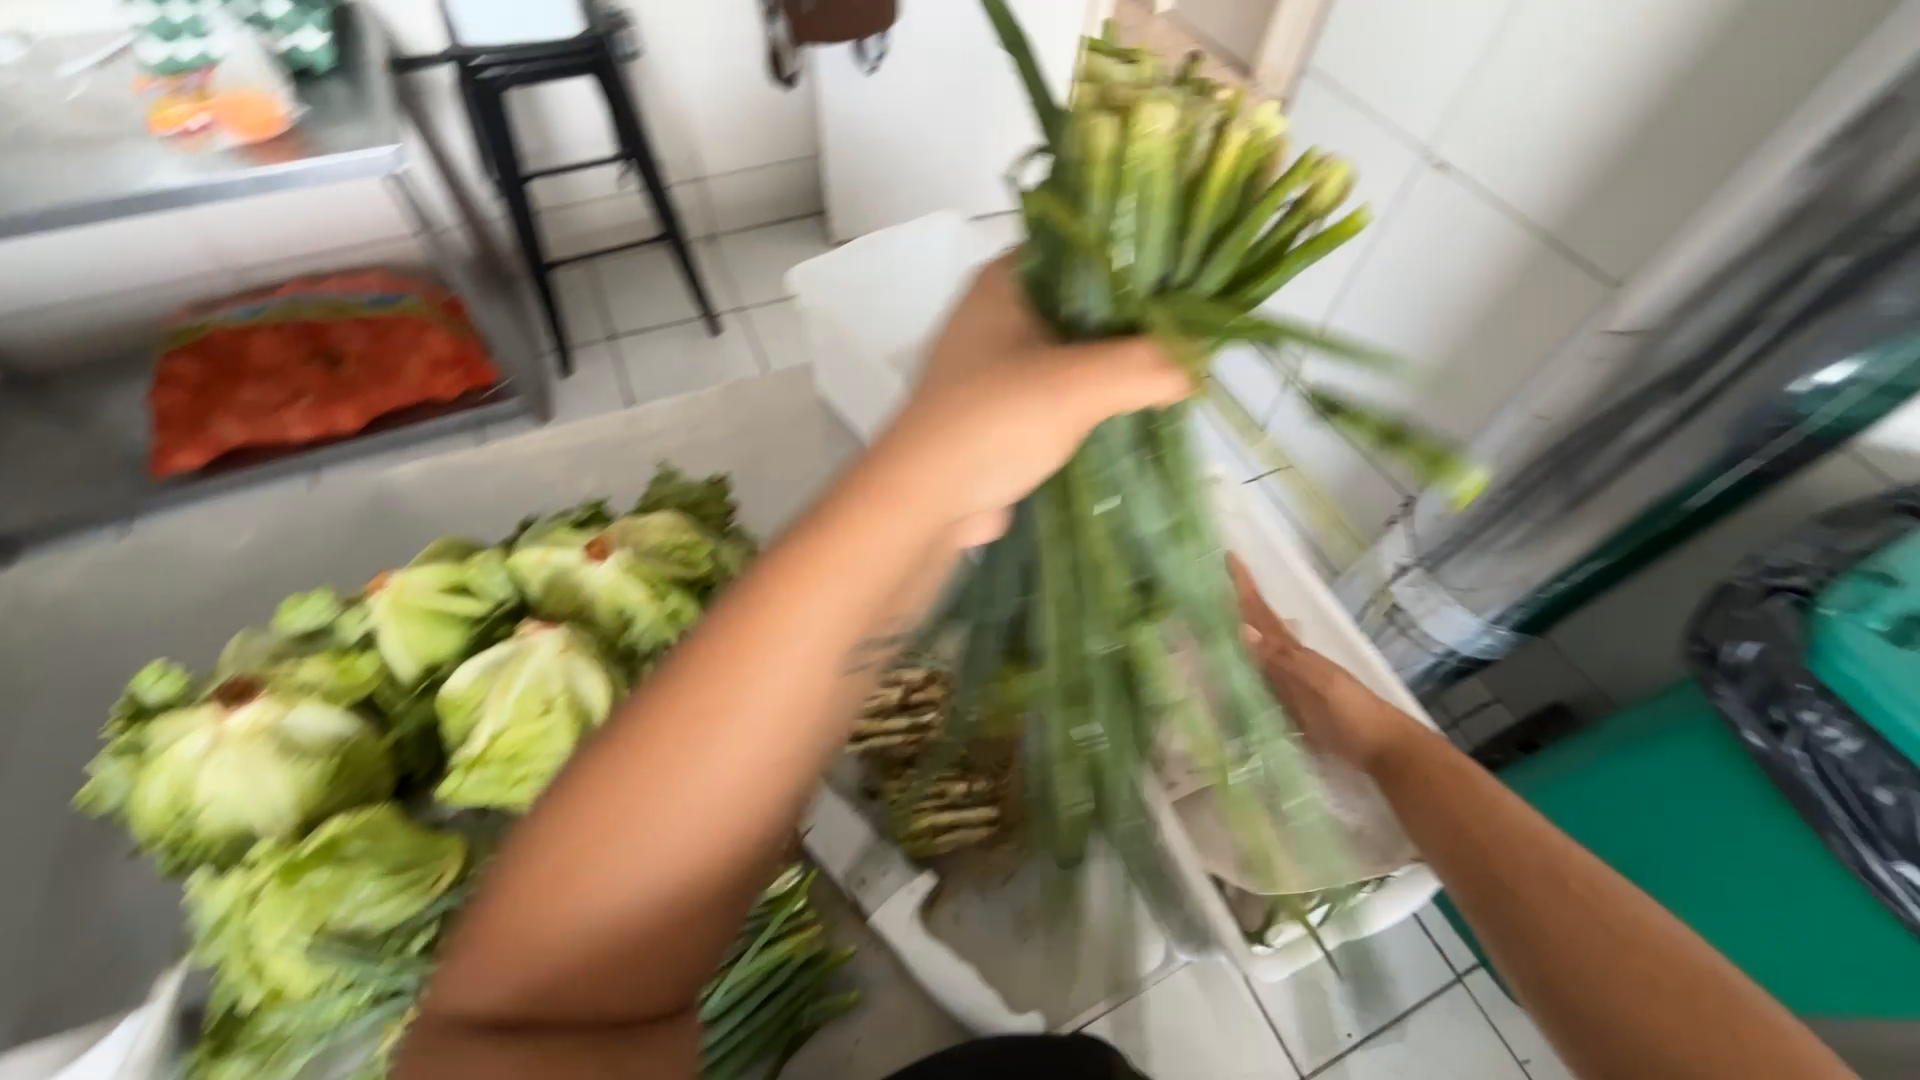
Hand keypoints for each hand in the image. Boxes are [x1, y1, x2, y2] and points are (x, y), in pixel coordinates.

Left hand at [873, 254, 1190, 544]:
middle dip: (1139, 316)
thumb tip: (1199, 363)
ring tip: (1183, 361)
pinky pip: (1068, 387)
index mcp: (1008, 279)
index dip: (1143, 255)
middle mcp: (1003, 310)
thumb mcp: (1077, 385)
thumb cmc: (990, 423)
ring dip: (1122, 359)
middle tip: (1198, 323)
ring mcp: (1003, 360)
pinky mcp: (1009, 406)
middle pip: (1089, 298)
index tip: (1194, 273)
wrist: (927, 501)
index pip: (1088, 243)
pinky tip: (1143, 402)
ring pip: (1079, 346)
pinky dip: (1101, 393)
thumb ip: (1147, 364)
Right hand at [1229, 555, 1420, 773]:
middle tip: (1222, 582)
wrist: (1386, 749)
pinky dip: (1256, 662)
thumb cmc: (1351, 716)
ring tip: (1230, 615)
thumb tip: (1243, 629)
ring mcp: (1298, 682)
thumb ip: (1281, 662)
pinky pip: (1268, 674)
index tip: (1231, 557)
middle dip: (1244, 603)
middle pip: (1264, 625)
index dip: (1246, 588)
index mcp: (1295, 655)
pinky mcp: (1298, 705)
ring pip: (1266, 648)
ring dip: (1249, 628)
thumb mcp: (1316, 687)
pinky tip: (1251, 666)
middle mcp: (1294, 662)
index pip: (1263, 615)